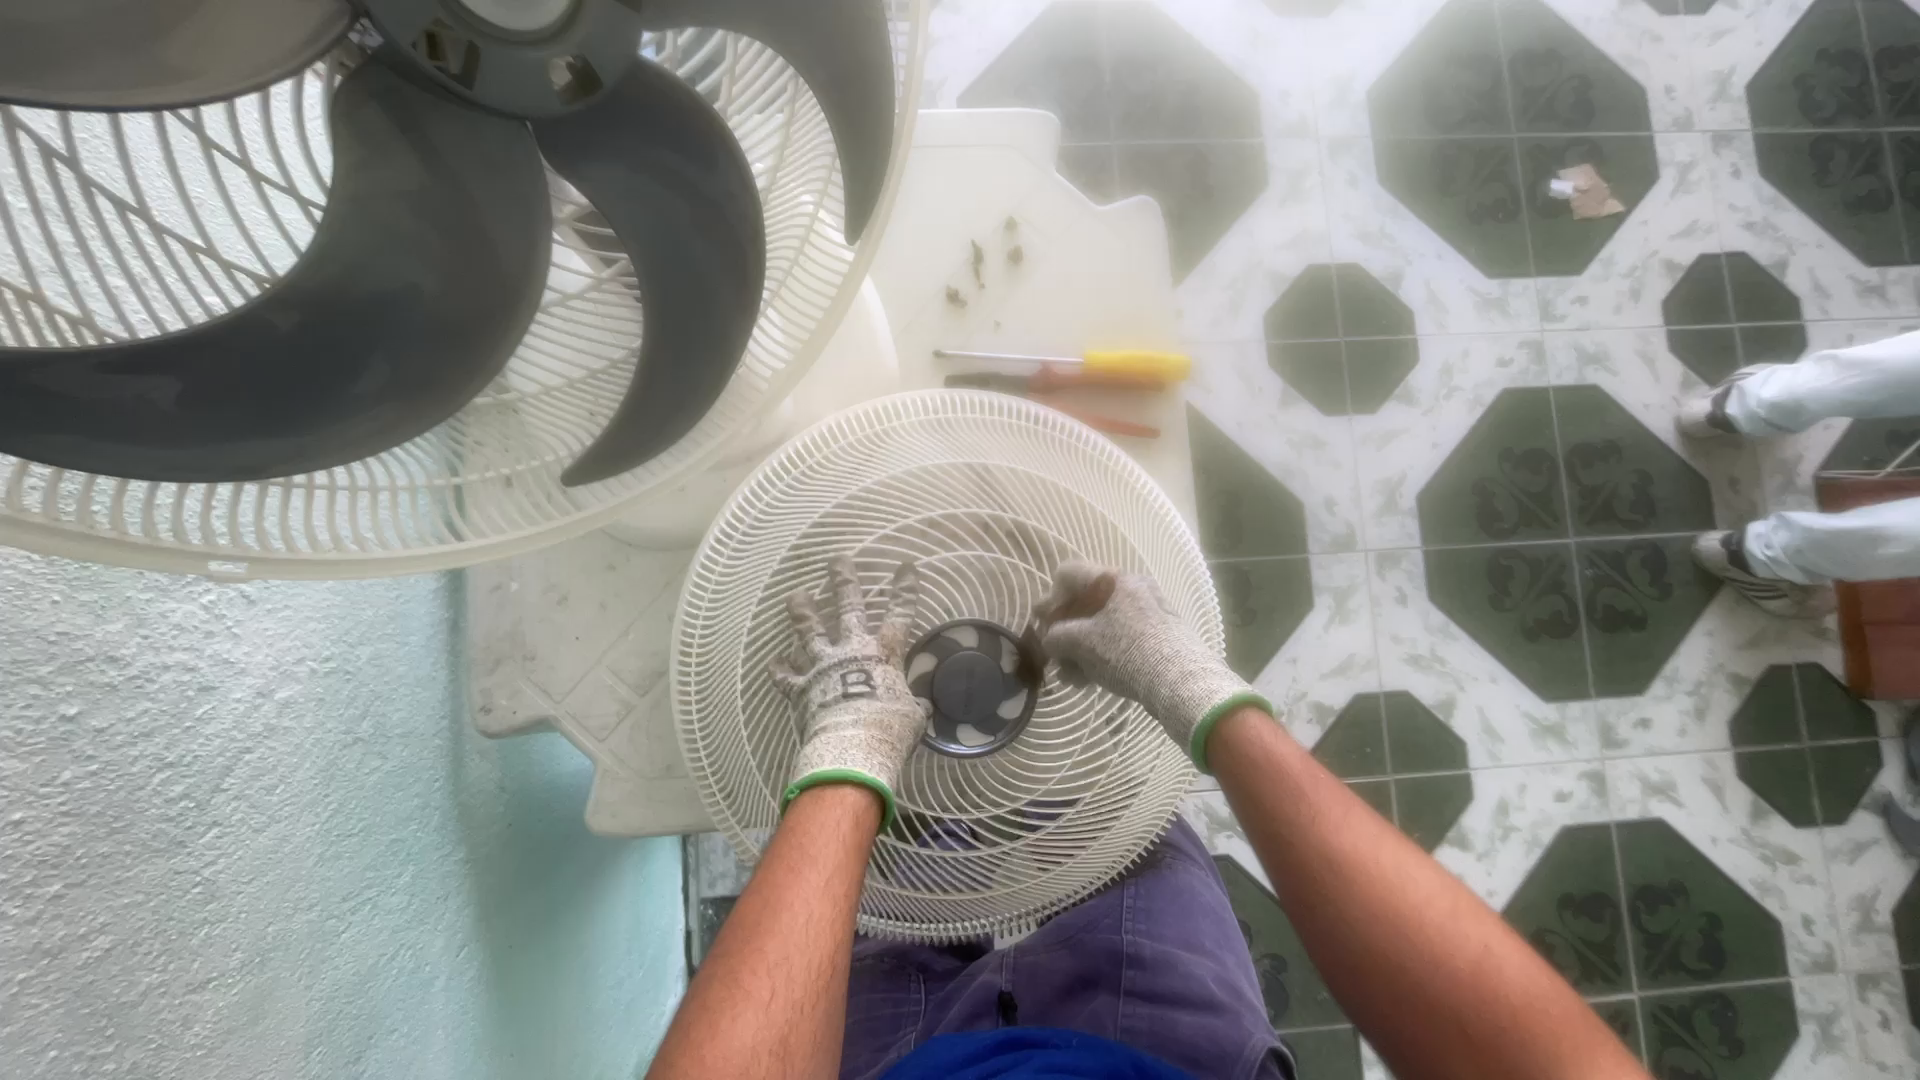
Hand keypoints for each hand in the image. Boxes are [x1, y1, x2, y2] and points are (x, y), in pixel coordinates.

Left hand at [772, 555, 927, 829]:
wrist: (853, 747)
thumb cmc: (890, 729)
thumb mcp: (913, 717)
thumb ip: (914, 707)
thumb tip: (920, 709)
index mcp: (884, 654)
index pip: (899, 614)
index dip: (904, 590)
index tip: (906, 566)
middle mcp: (851, 650)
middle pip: (848, 608)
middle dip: (844, 582)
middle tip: (838, 560)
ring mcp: (822, 666)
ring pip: (809, 632)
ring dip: (802, 612)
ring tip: (795, 594)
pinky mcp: (800, 688)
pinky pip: (786, 676)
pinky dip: (779, 669)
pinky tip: (772, 661)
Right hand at [1035, 561, 1268, 772]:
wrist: (1180, 682)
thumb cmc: (1126, 652)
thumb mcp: (1081, 642)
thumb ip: (1055, 636)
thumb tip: (1050, 639)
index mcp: (1115, 579)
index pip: (1069, 574)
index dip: (1050, 597)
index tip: (1044, 624)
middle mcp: (1134, 588)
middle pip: (1086, 602)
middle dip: (1065, 630)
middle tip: (1053, 654)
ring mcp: (1149, 613)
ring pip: (1102, 625)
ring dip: (1080, 649)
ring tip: (1070, 678)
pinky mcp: (1158, 636)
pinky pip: (1120, 639)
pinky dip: (1101, 655)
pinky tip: (1089, 681)